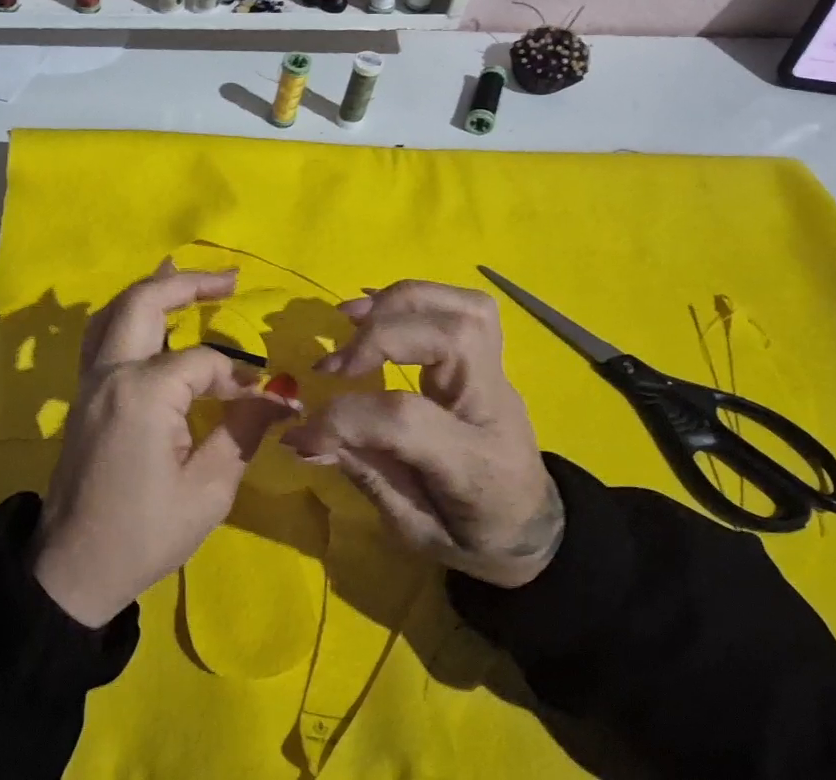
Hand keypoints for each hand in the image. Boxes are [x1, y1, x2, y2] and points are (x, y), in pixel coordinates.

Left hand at [33, 262, 292, 627]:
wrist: (75, 566)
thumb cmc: (145, 532)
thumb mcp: (209, 489)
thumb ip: (243, 431)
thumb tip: (279, 397)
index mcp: (143, 392)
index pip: (204, 362)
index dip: (241, 379)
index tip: (269, 403)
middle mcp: (110, 373)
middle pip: (144, 303)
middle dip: (187, 283)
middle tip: (230, 279)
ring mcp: (89, 383)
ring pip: (114, 314)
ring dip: (151, 293)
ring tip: (184, 278)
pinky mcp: (82, 398)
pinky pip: (103, 338)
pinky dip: (128, 318)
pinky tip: (150, 323)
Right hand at [281, 281, 563, 587]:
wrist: (534, 528)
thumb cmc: (473, 537)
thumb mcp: (416, 531)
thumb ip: (365, 477)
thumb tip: (303, 439)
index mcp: (476, 464)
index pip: (406, 418)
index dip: (343, 418)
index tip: (301, 432)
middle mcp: (494, 408)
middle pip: (453, 338)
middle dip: (380, 337)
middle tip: (331, 367)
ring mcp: (497, 378)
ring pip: (466, 310)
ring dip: (400, 303)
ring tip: (349, 320)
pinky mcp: (489, 361)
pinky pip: (464, 309)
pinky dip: (414, 299)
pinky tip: (373, 312)